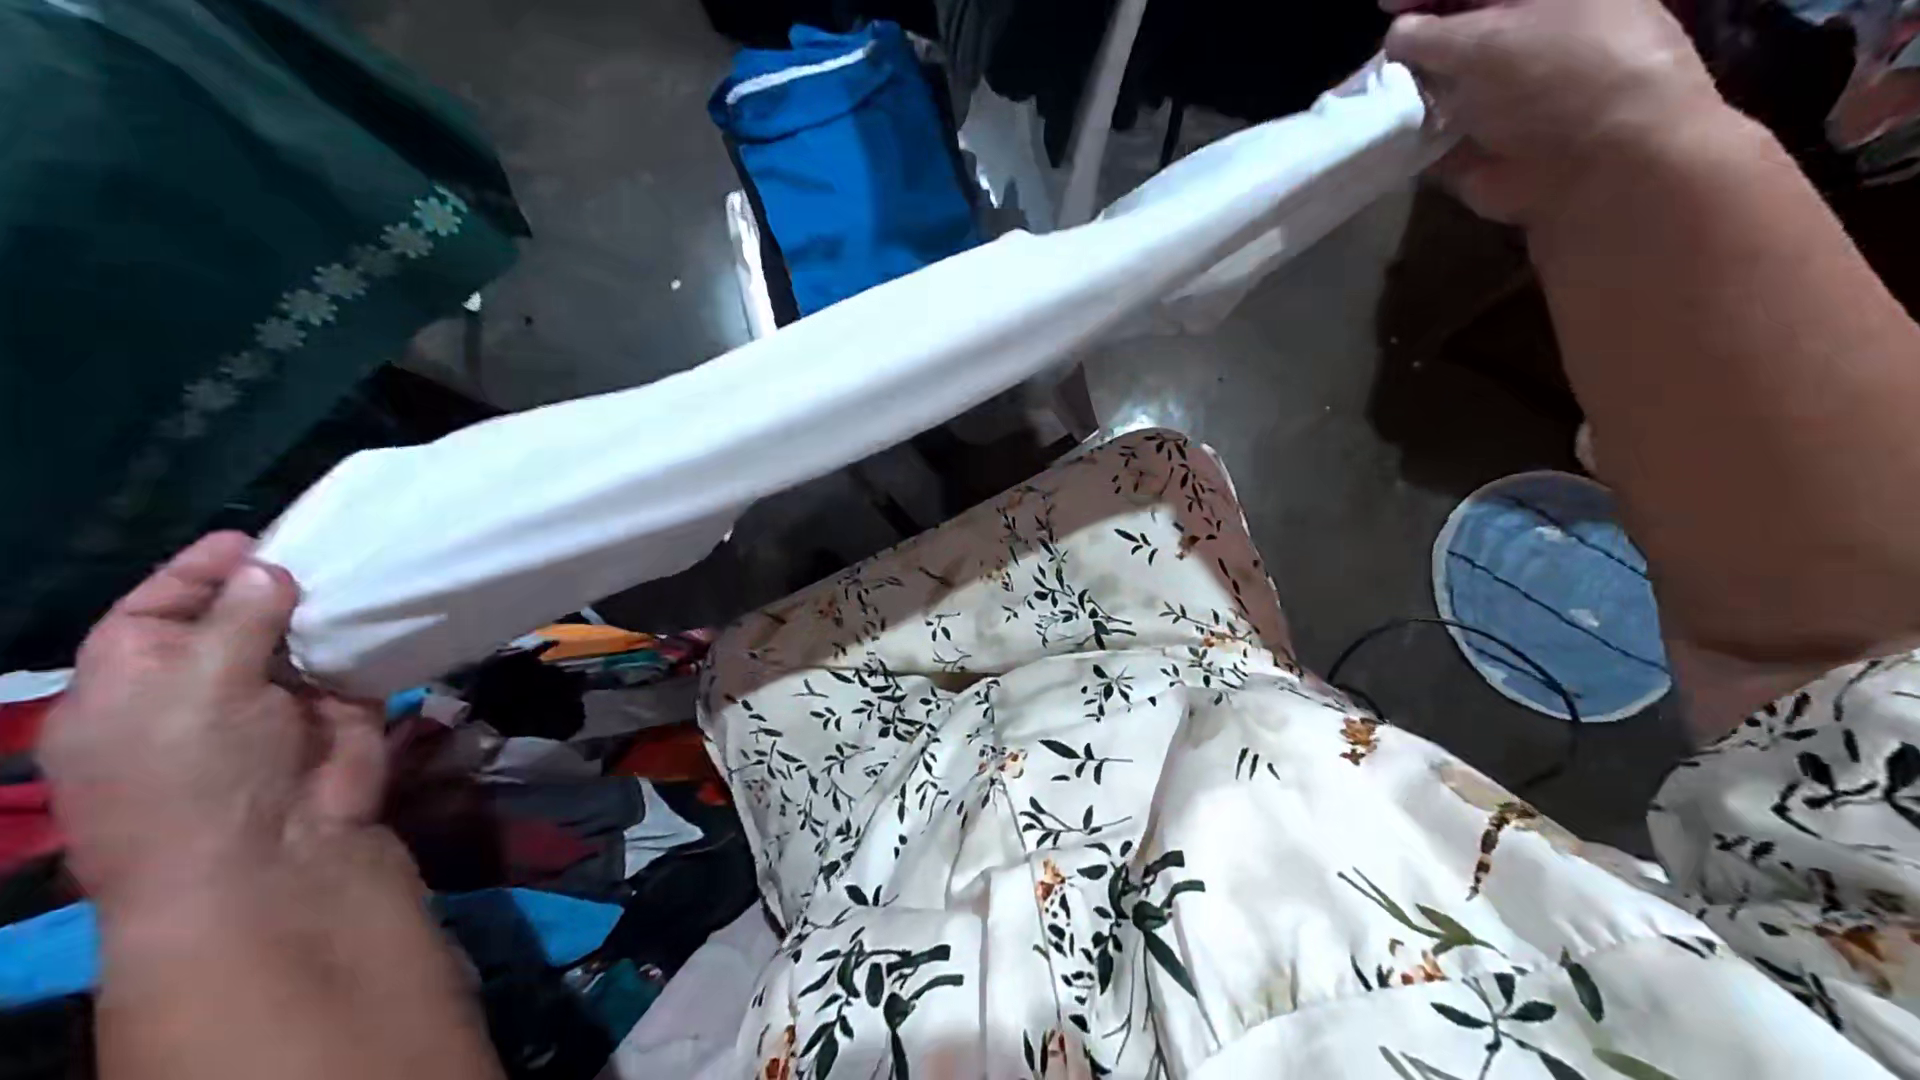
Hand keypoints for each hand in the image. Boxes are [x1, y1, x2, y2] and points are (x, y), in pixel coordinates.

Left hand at [41, 532, 387, 906]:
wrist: (274, 849)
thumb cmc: (197, 772)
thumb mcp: (195, 688)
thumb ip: (235, 621)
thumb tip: (268, 568)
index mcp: (132, 686)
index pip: (152, 612)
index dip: (196, 573)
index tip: (250, 538)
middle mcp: (201, 688)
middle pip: (234, 619)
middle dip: (273, 584)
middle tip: (323, 545)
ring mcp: (273, 700)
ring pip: (298, 637)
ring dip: (326, 607)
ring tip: (363, 563)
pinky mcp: (336, 708)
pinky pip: (350, 659)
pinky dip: (366, 634)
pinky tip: (387, 602)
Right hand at [1383, 0, 1726, 224]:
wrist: (1597, 165)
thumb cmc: (1560, 77)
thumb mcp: (1489, 38)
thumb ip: (1432, 34)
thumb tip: (1395, 36)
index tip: (1386, 4)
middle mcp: (1527, 39)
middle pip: (1457, 33)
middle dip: (1416, 42)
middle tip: (1384, 55)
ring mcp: (1501, 95)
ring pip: (1439, 84)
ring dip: (1407, 90)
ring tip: (1374, 97)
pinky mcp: (1479, 144)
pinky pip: (1431, 135)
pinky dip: (1406, 137)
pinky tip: (1381, 135)